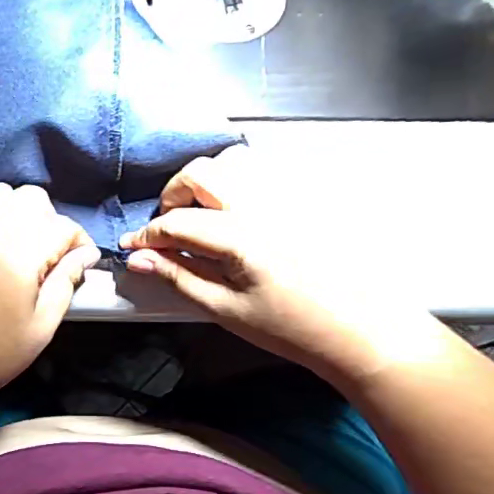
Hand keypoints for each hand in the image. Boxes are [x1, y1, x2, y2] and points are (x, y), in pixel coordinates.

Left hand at [0, 183, 97, 418]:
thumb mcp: (39, 329)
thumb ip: (65, 283)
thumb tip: (85, 256)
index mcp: (16, 253)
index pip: (63, 226)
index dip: (78, 244)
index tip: (78, 265)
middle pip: (34, 199)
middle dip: (50, 223)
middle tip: (48, 258)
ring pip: (1, 194)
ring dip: (19, 214)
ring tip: (19, 249)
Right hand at [121, 147, 449, 385]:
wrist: (360, 331)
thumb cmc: (294, 328)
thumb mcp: (227, 310)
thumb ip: (180, 277)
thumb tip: (142, 260)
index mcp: (241, 236)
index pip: (177, 222)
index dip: (148, 235)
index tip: (133, 246)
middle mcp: (263, 205)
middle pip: (200, 174)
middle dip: (173, 195)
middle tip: (167, 226)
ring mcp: (289, 196)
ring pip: (233, 162)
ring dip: (207, 182)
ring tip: (202, 214)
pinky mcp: (307, 198)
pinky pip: (265, 171)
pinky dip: (240, 182)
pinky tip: (239, 211)